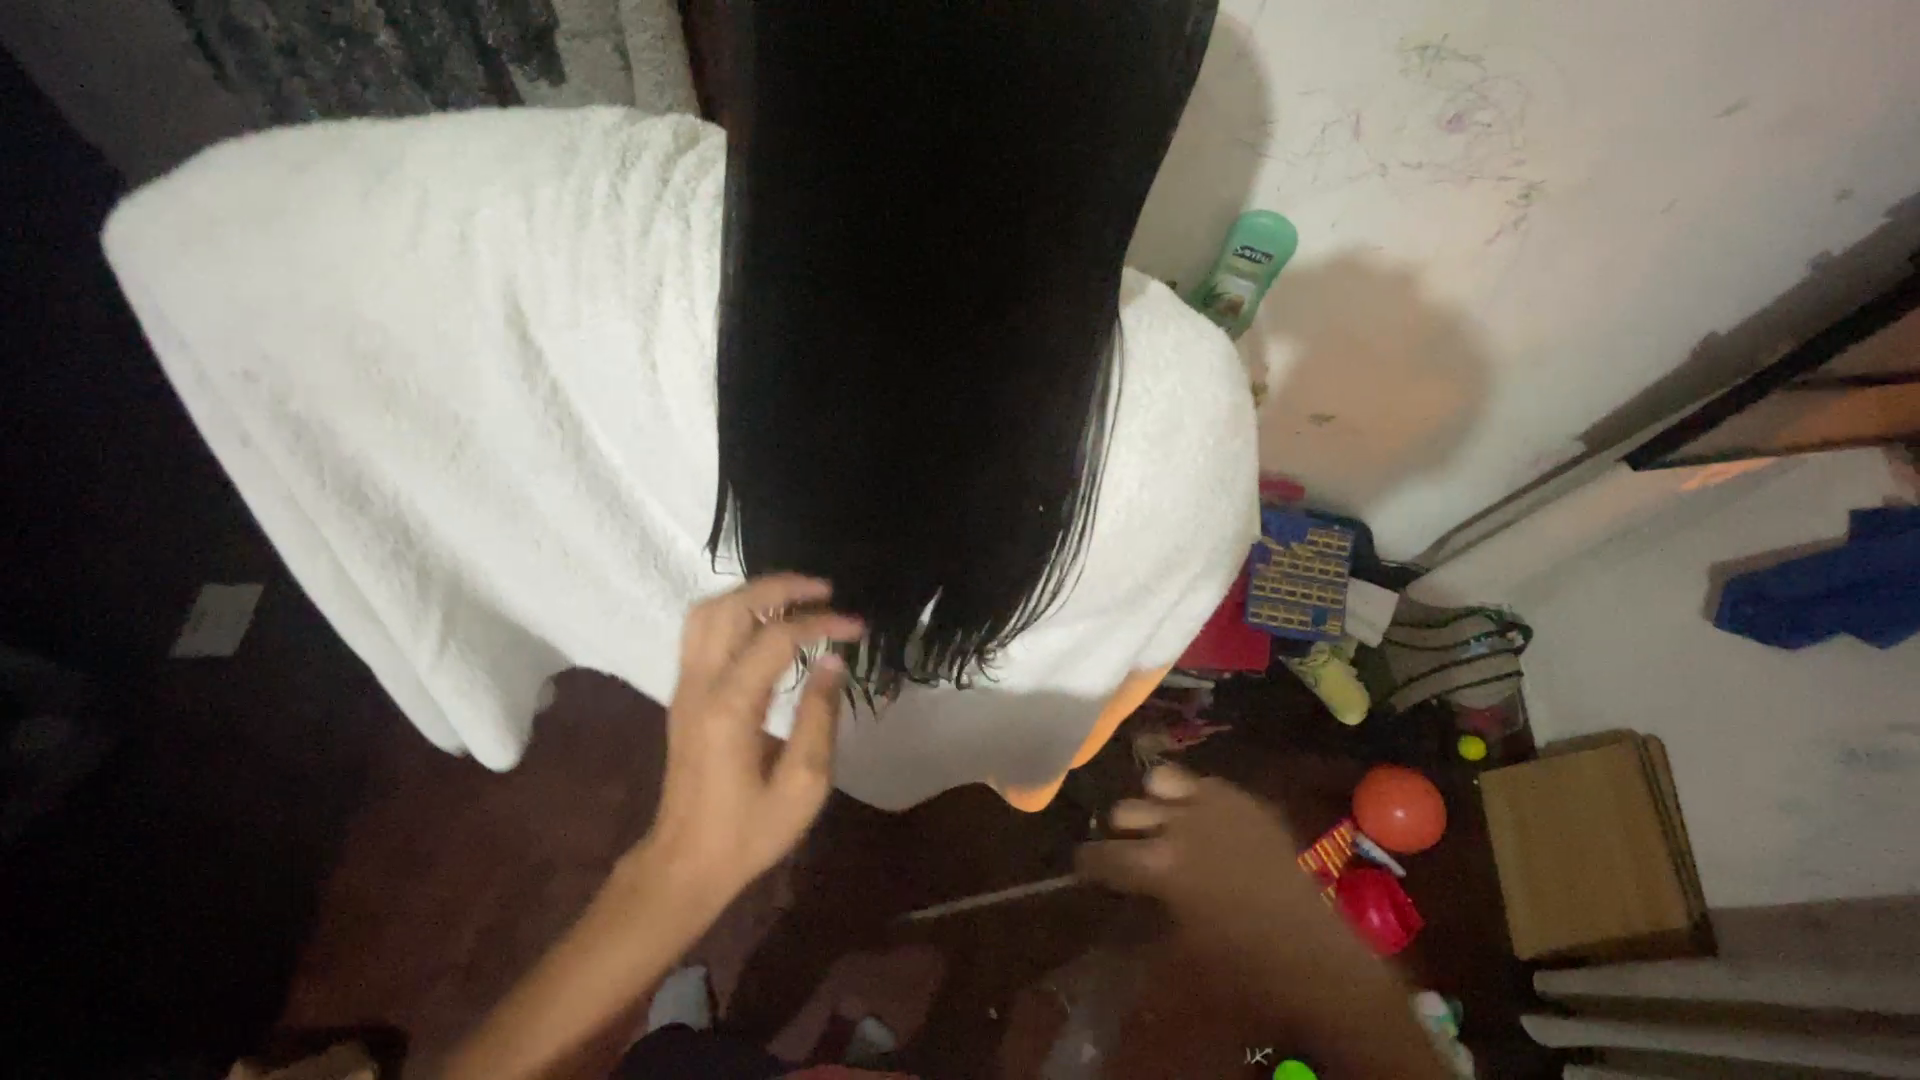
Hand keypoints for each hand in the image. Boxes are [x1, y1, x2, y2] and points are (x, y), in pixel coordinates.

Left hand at [634, 574, 863, 909]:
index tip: (858, 627)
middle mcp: (699, 685)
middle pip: (730, 607)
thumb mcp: (803, 784)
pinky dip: (736, 613)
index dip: (821, 622)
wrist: (686, 862)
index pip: (776, 637)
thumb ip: (819, 716)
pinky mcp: (683, 695)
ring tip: (797, 599)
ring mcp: (684, 687)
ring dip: (752, 594)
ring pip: (707, 613)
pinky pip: (702, 632)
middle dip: (779, 586)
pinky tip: (767, 625)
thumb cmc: (750, 831)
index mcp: (730, 707)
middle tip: (824, 590)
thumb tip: (833, 660)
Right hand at [1080, 767, 1451, 1077]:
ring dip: (1154, 807)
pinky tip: (1201, 824)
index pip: (1099, 854)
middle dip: (1121, 835)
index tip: (1087, 874)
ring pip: (1159, 781)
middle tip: (1131, 857)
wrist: (1316, 959)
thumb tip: (1114, 904)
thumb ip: (1135, 923)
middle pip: (1124, 811)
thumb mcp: (1174, 958)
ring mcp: (1215, 805)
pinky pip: (1203, 783)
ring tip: (1162, 829)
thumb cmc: (1241, 970)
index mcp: (1156, 865)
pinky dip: (1193, 799)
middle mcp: (1179, 823)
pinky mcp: (1245, 801)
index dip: (1087, 866)